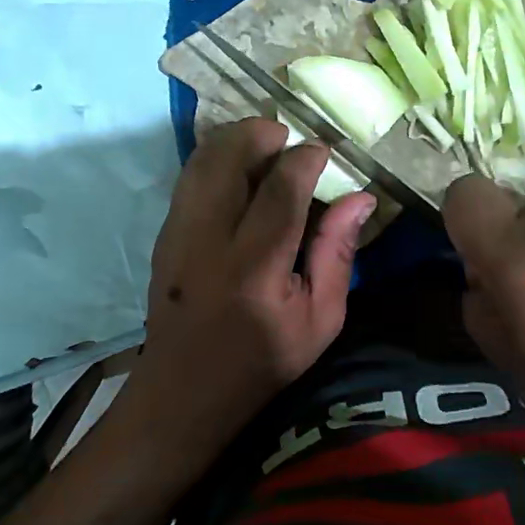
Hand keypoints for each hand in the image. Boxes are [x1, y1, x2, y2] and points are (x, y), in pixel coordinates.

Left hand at [140, 118, 375, 429]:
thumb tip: (360, 198)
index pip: (281, 190)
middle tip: (289, 138)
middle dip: (260, 133)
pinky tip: (240, 174)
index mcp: (255, 269)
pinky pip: (189, 179)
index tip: (325, 152)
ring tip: (266, 147)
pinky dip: (216, 162)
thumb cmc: (263, 360)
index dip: (305, 159)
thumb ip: (338, 254)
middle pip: (227, 159)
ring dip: (234, 142)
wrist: (185, 391)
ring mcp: (177, 235)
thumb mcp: (321, 320)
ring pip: (201, 161)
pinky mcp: (164, 236)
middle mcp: (208, 242)